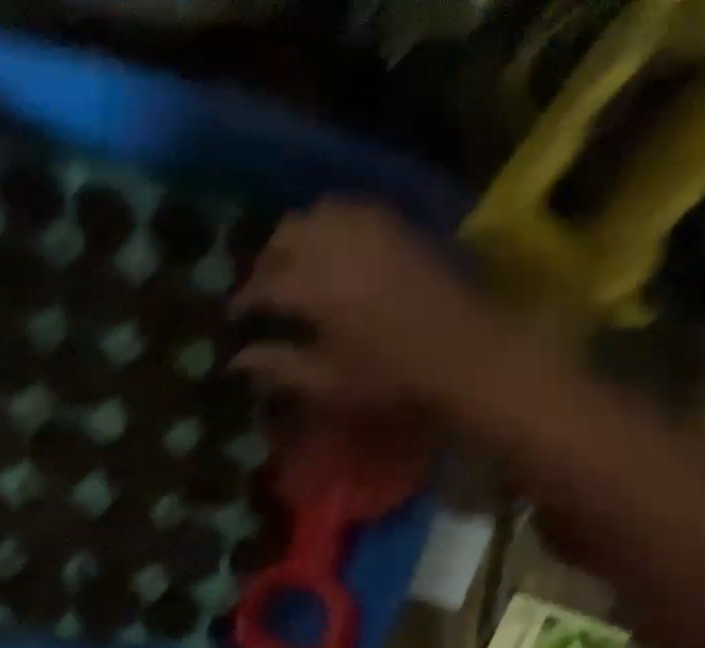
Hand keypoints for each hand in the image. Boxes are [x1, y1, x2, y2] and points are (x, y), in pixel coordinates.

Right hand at [230, 200, 514, 406]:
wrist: (469, 355)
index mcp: (314, 289)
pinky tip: (336, 250)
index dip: (242, 301)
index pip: (262, 285)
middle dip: (268, 260)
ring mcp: (371, 230)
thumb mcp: (326, 382)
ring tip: (299, 264)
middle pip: (285, 235)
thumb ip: (277, 365)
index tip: (235, 317)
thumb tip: (236, 359)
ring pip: (317, 213)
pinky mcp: (399, 227)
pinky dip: (333, 224)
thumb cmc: (391, 377)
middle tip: (266, 287)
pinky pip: (353, 209)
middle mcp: (337, 247)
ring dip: (299, 236)